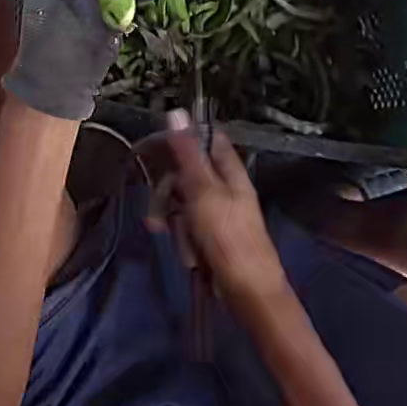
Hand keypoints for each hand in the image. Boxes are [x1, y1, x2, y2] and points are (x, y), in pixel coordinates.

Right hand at [151, 110, 291, 310]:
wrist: (249, 294)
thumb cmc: (228, 239)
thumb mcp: (203, 191)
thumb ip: (187, 153)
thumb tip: (176, 112)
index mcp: (230, 170)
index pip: (206, 138)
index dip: (182, 139)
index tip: (157, 150)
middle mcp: (226, 187)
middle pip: (189, 173)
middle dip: (170, 192)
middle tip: (159, 212)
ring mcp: (221, 213)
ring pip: (185, 202)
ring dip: (177, 222)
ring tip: (182, 242)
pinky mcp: (214, 237)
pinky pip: (190, 227)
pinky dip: (186, 239)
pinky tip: (191, 256)